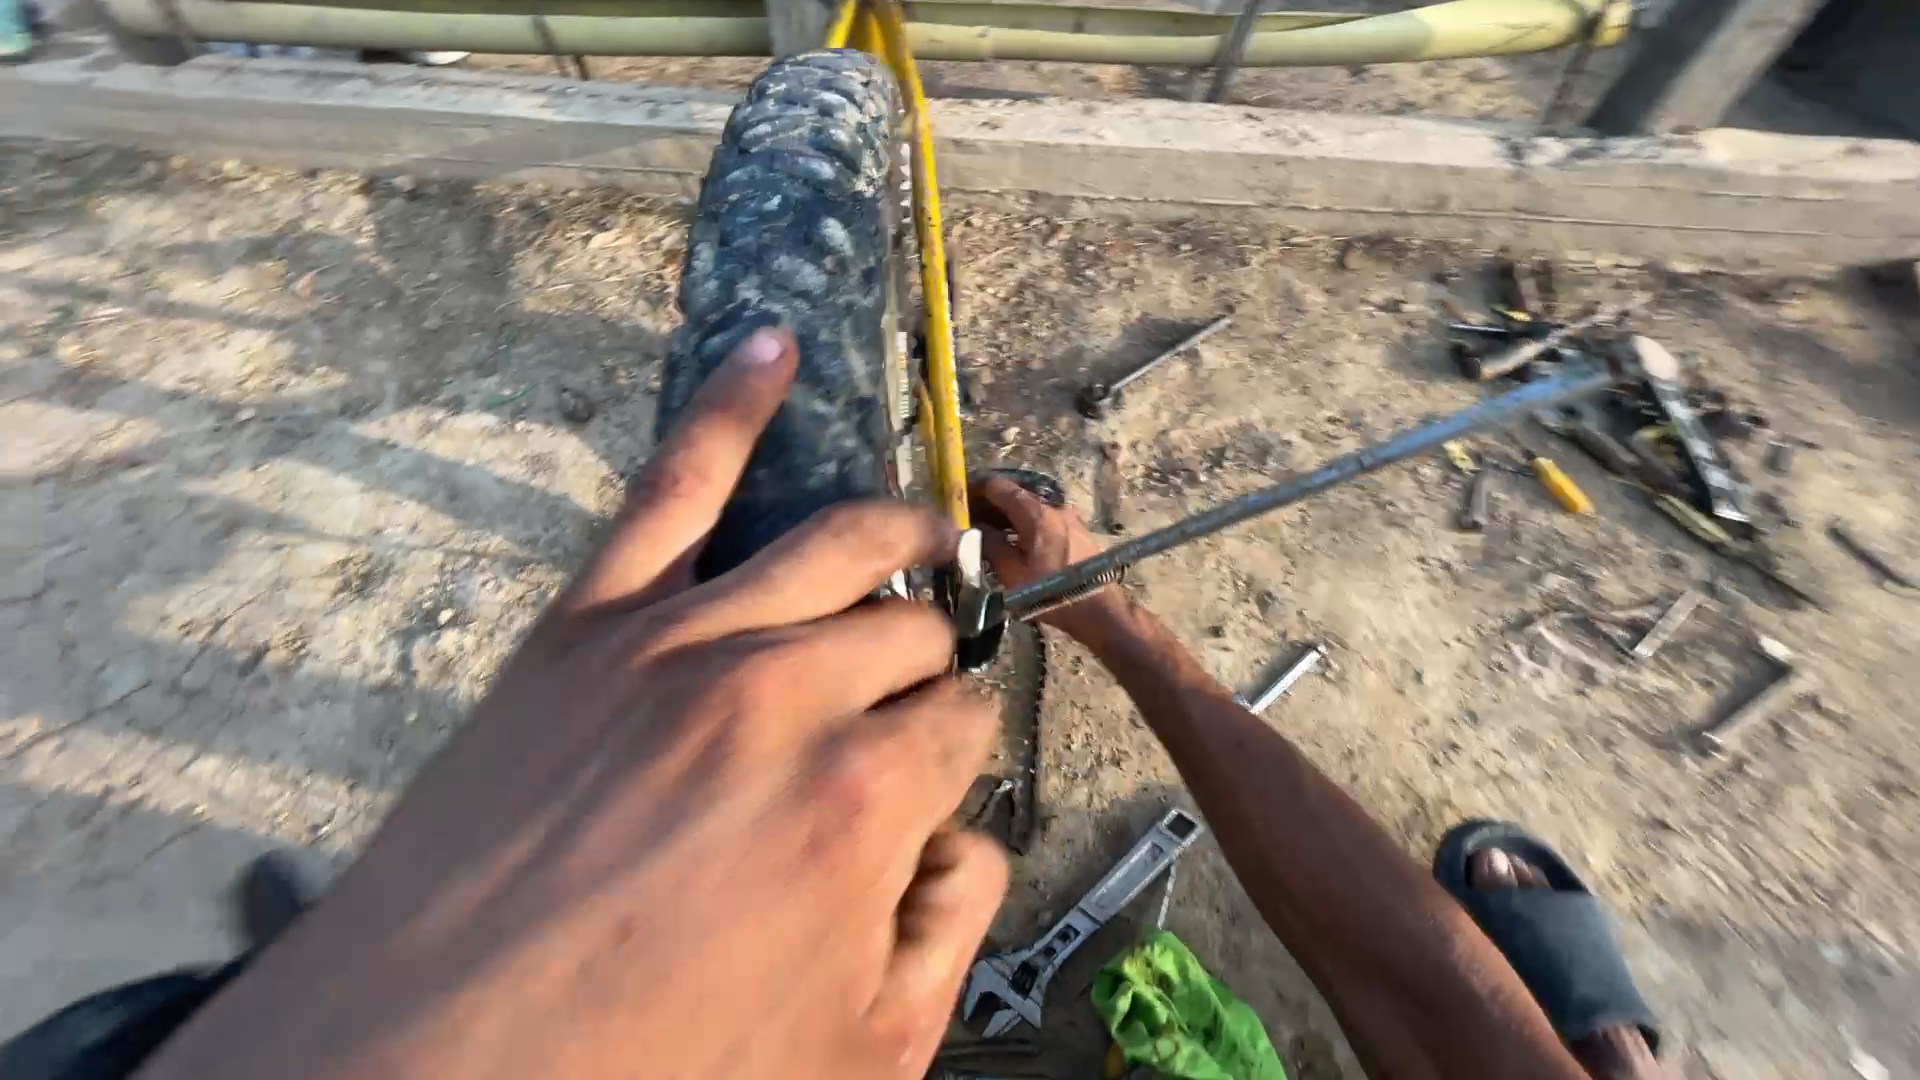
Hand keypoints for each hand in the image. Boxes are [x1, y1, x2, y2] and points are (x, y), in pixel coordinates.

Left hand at [144, 328, 1007, 1079]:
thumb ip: (948, 925)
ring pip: (841, 538)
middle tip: (910, 693)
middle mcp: (790, 694)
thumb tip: (962, 831)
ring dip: (902, 531)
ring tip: (930, 534)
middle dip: (927, 662)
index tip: (933, 770)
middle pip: (913, 630)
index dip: (957, 748)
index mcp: (866, 800)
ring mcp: (687, 639)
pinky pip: (675, 478)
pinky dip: (732, 403)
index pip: (963, 724)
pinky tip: (774, 345)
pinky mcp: (593, 620)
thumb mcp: (859, 1054)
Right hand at [970, 473, 1126, 639]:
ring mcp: (1067, 518)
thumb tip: (972, 529)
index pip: (999, 486)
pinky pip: (1042, 520)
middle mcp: (1054, 507)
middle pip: (1015, 496)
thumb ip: (990, 545)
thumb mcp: (1012, 573)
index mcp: (1036, 513)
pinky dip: (1022, 525)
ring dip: (1006, 516)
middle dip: (988, 505)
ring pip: (1029, 509)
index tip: (957, 498)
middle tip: (966, 519)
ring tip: (985, 533)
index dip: (975, 489)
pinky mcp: (1075, 531)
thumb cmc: (1051, 593)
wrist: (1099, 611)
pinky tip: (1011, 541)